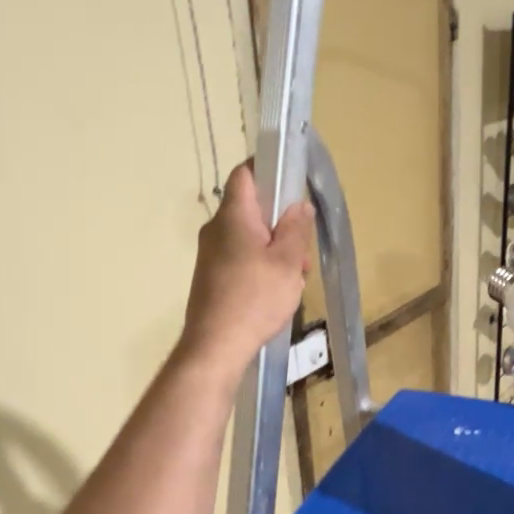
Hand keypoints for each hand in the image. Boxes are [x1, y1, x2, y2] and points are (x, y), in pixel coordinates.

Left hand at [177, 161, 313, 375]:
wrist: (216, 344)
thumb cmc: (255, 298)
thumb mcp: (287, 262)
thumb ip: (295, 229)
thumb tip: (299, 204)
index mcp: (233, 216)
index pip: (245, 174)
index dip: (268, 169)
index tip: (292, 181)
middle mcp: (216, 229)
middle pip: (252, 209)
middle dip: (282, 223)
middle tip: (302, 250)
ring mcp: (211, 253)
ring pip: (250, 237)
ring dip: (276, 249)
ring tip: (294, 278)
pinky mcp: (212, 275)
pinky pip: (242, 257)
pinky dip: (263, 265)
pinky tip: (277, 291)